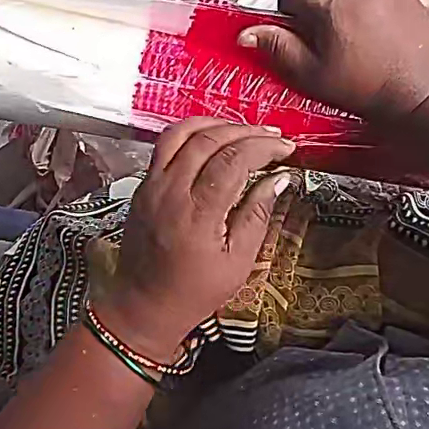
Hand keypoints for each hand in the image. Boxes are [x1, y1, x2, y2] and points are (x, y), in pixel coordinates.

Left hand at [94, 119, 294, 360]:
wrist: (142, 304)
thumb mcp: (238, 263)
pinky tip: (212, 138)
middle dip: (245, 131)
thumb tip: (279, 178)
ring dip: (214, 123)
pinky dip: (191, 133)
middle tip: (273, 135)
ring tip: (243, 128)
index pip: (233, 160)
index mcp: (196, 214)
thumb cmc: (194, 291)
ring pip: (179, 133)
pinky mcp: (142, 186)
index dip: (263, 147)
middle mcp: (169, 192)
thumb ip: (257, 215)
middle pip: (208, 140)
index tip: (286, 148)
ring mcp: (151, 185)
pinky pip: (164, 146)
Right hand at [237, 0, 428, 124]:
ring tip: (348, 34)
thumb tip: (246, 33)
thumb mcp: (310, 74)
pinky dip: (368, 4)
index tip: (295, 29)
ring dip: (340, 2)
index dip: (288, 8)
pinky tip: (373, 32)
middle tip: (319, 33)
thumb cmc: (361, 88)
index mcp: (329, 7)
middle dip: (313, 2)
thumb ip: (277, 48)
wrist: (418, 94)